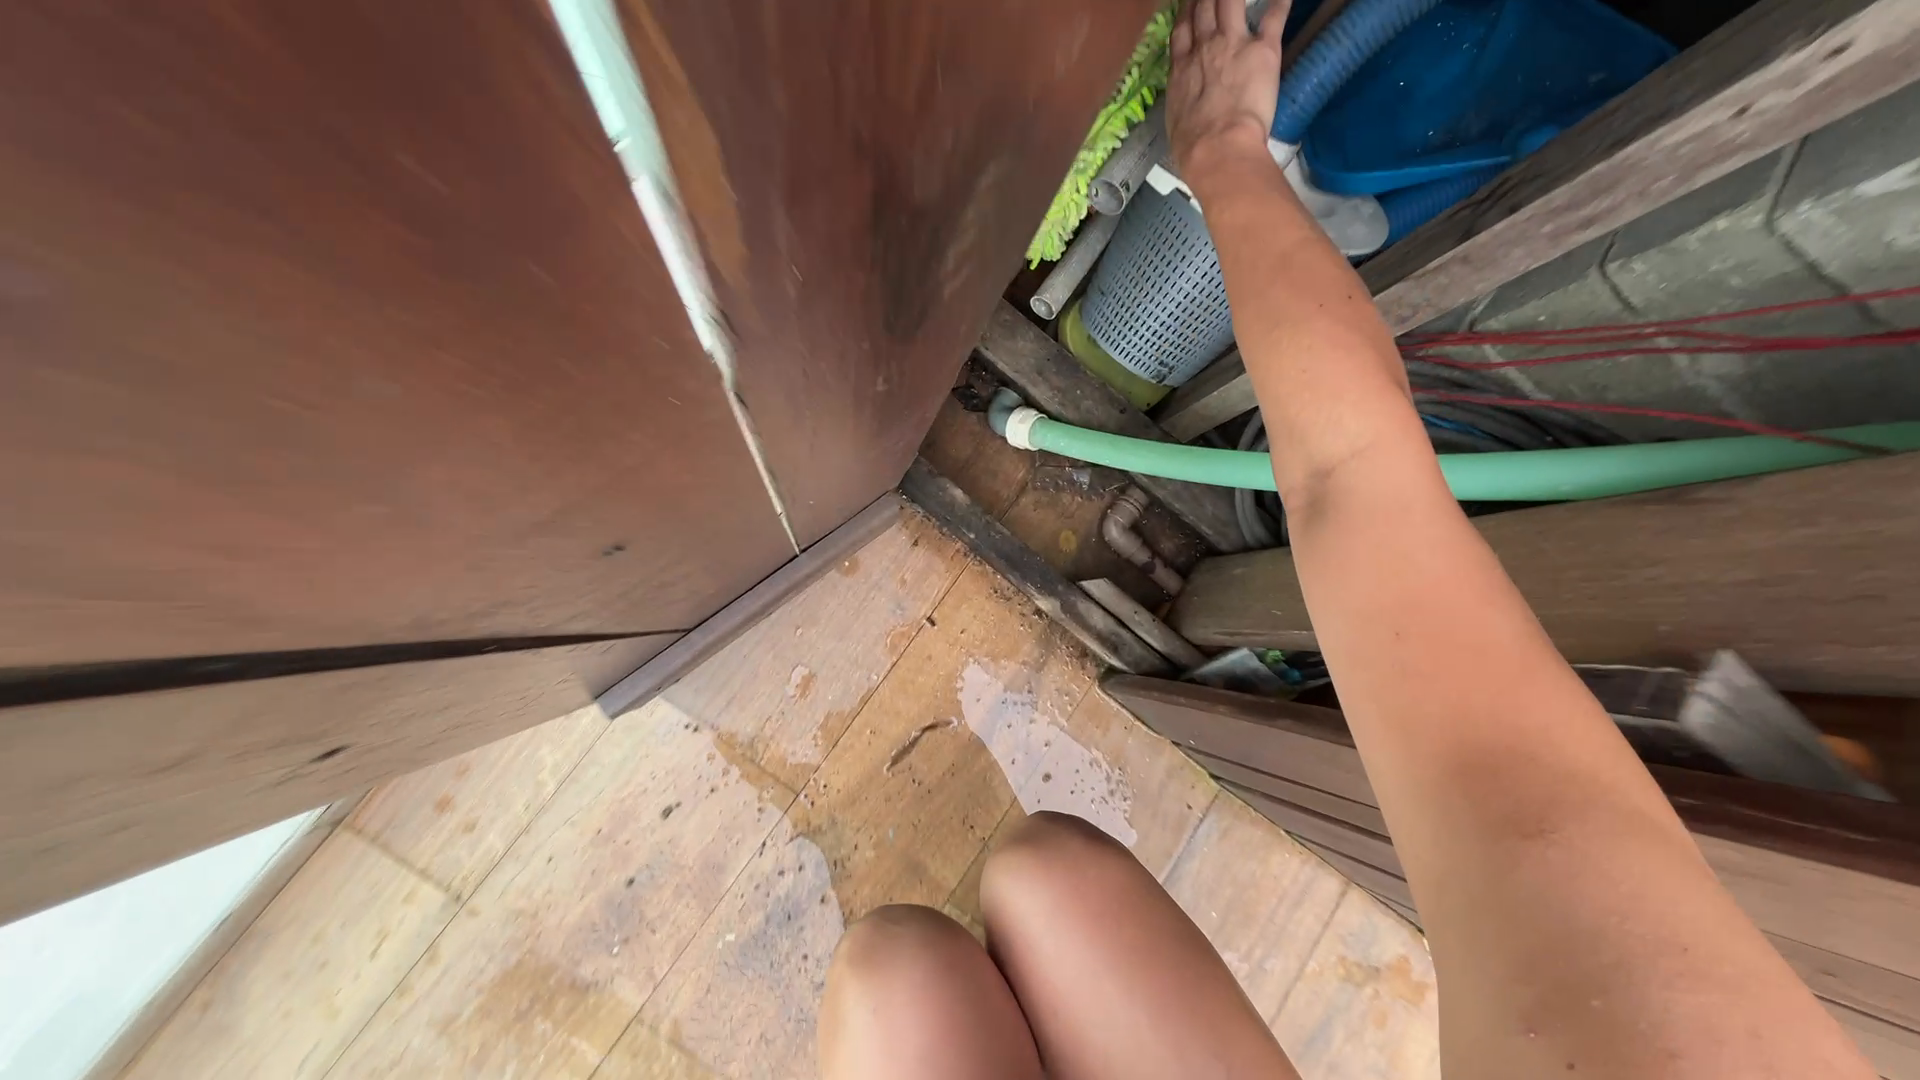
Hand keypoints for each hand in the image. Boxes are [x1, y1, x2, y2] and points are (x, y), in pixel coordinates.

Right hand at [1167, 0, 1289, 177]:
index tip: (1191, 6)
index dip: (1187, 13)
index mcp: (1181, 69)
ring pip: (1230, 1)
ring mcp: (1234, 43)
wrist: (1217, 146)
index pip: (1182, 29)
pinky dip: (1281, 2)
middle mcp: (1204, 47)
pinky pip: (1275, 15)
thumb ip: (1182, 98)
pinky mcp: (1263, 48)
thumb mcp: (1175, 118)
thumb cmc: (1192, 146)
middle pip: (1204, 8)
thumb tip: (1187, 100)